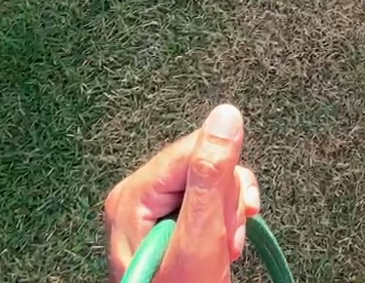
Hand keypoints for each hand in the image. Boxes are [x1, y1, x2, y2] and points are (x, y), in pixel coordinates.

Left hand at [105, 104, 261, 281]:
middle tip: (224, 241)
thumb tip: (226, 115)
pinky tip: (227, 241)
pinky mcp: (176, 219)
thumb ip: (210, 177)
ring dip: (231, 213)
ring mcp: (157, 209)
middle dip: (227, 201)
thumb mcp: (199, 240)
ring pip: (215, 178)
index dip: (221, 178)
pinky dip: (229, 217)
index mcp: (133, 195)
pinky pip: (215, 195)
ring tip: (225, 249)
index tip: (225, 216)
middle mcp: (141, 196)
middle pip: (206, 163)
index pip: (194, 148)